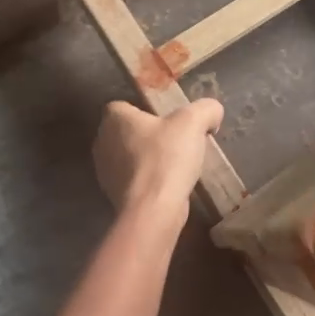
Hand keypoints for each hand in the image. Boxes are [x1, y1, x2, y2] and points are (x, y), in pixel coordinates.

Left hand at [91, 99, 223, 220]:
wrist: (153, 209)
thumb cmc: (166, 157)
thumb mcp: (194, 122)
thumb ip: (205, 109)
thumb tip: (212, 113)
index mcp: (113, 119)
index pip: (124, 106)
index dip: (145, 109)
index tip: (168, 119)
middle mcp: (102, 142)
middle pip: (127, 132)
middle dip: (149, 135)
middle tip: (177, 141)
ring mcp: (104, 172)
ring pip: (129, 157)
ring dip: (148, 160)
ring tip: (176, 165)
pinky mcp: (112, 195)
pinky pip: (132, 180)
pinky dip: (147, 181)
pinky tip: (168, 185)